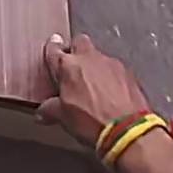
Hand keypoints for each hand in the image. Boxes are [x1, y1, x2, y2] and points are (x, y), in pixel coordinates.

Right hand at [38, 34, 150, 149]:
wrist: (128, 131)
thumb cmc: (90, 121)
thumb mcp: (63, 117)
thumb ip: (50, 109)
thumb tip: (43, 111)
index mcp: (67, 65)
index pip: (53, 50)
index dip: (51, 50)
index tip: (52, 53)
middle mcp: (88, 58)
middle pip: (79, 42)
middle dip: (75, 51)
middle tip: (74, 68)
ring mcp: (111, 64)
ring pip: (99, 57)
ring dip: (95, 67)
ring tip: (95, 87)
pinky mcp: (129, 73)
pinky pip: (115, 70)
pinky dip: (111, 78)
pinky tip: (112, 94)